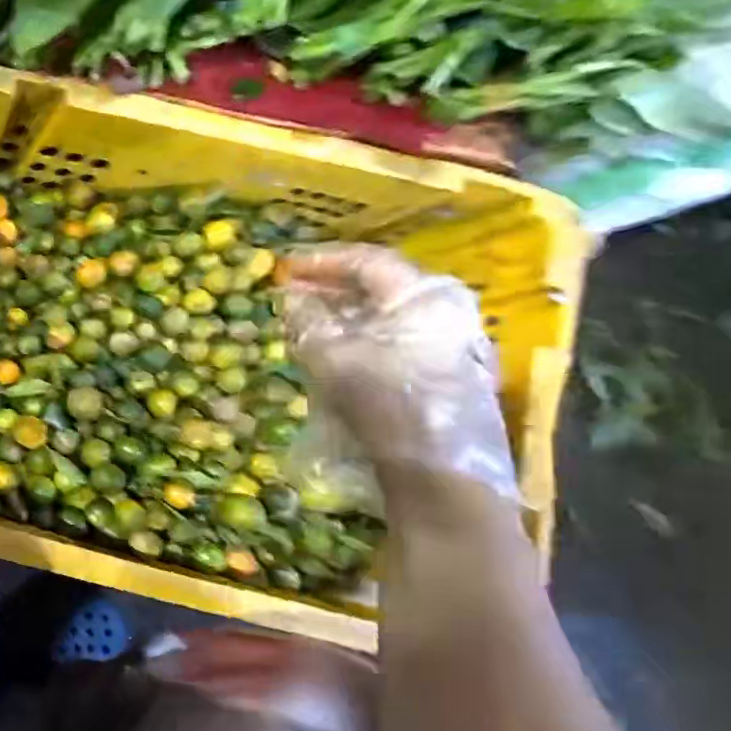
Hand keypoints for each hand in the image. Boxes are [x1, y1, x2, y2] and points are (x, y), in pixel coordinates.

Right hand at [279, 244, 518, 503]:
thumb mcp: (331, 356)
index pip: (367, 260)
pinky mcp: (444, 371)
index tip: (282, 267)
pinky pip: (393, 336)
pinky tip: (330, 347)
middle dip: (328, 286)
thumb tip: (289, 298)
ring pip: (385, 313)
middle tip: (287, 292)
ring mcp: (448, 341)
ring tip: (300, 318)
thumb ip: (307, 320)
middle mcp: (444, 310)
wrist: (439, 470)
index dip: (320, 260)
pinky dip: (357, 334)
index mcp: (423, 295)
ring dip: (340, 312)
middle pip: (379, 284)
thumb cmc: (385, 401)